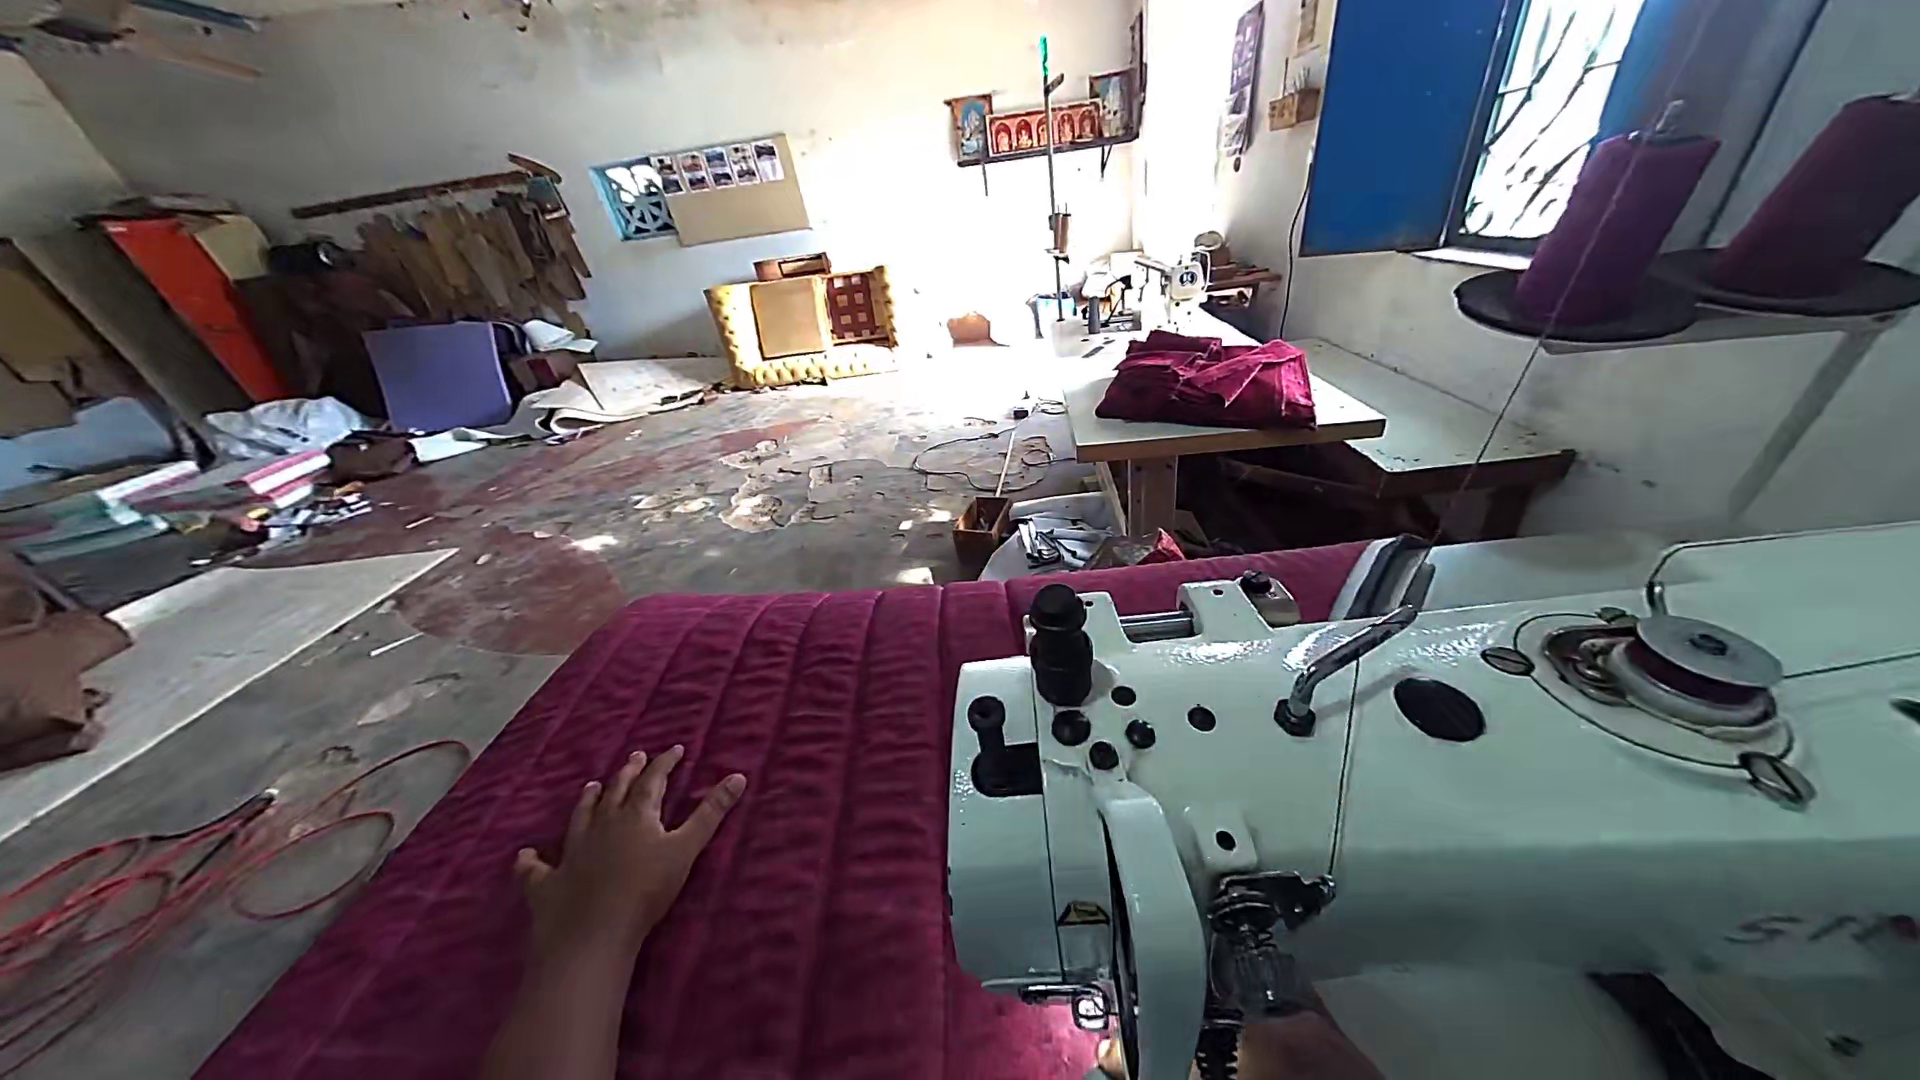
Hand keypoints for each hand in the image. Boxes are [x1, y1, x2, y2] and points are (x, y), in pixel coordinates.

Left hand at [513, 745, 746, 962]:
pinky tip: (524, 856)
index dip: (665, 763)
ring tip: (591, 786)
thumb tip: (738, 776)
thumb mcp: (687, 848)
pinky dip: (530, 862)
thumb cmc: (646, 890)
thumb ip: (711, 812)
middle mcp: (602, 825)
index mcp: (636, 815)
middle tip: (636, 757)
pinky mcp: (546, 884)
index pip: (653, 779)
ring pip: (580, 817)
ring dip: (587, 800)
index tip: (676, 749)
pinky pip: (535, 869)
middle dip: (629, 773)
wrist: (592, 937)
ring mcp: (571, 853)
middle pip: (617, 791)